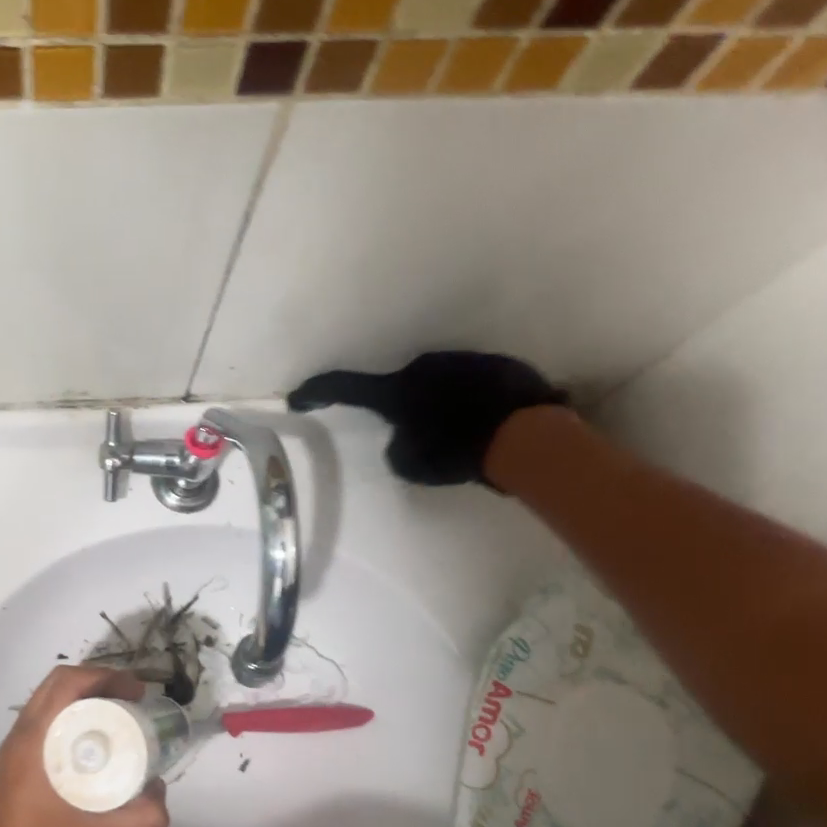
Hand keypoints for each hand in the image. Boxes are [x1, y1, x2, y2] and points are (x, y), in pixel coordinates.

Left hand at [0, 665, 169, 826]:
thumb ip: (144, 817)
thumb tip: (159, 789)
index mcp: (32, 742)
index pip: (67, 683)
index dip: (105, 677)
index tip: (137, 694)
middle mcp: (18, 739)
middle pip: (57, 687)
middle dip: (98, 684)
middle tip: (132, 703)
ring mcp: (11, 755)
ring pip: (47, 706)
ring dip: (82, 703)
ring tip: (117, 722)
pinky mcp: (11, 770)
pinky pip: (42, 727)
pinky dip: (69, 723)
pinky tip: (92, 753)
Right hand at [287, 351, 567, 486]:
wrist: (529, 435)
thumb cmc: (461, 453)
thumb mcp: (414, 466)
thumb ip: (398, 449)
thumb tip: (404, 439)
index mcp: (397, 391)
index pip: (346, 387)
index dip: (317, 393)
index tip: (298, 397)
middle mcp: (424, 367)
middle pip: (402, 386)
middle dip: (404, 405)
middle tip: (420, 435)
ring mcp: (462, 360)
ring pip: (438, 383)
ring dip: (441, 402)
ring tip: (461, 432)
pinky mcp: (496, 364)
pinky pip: (471, 382)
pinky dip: (471, 401)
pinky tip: (488, 423)